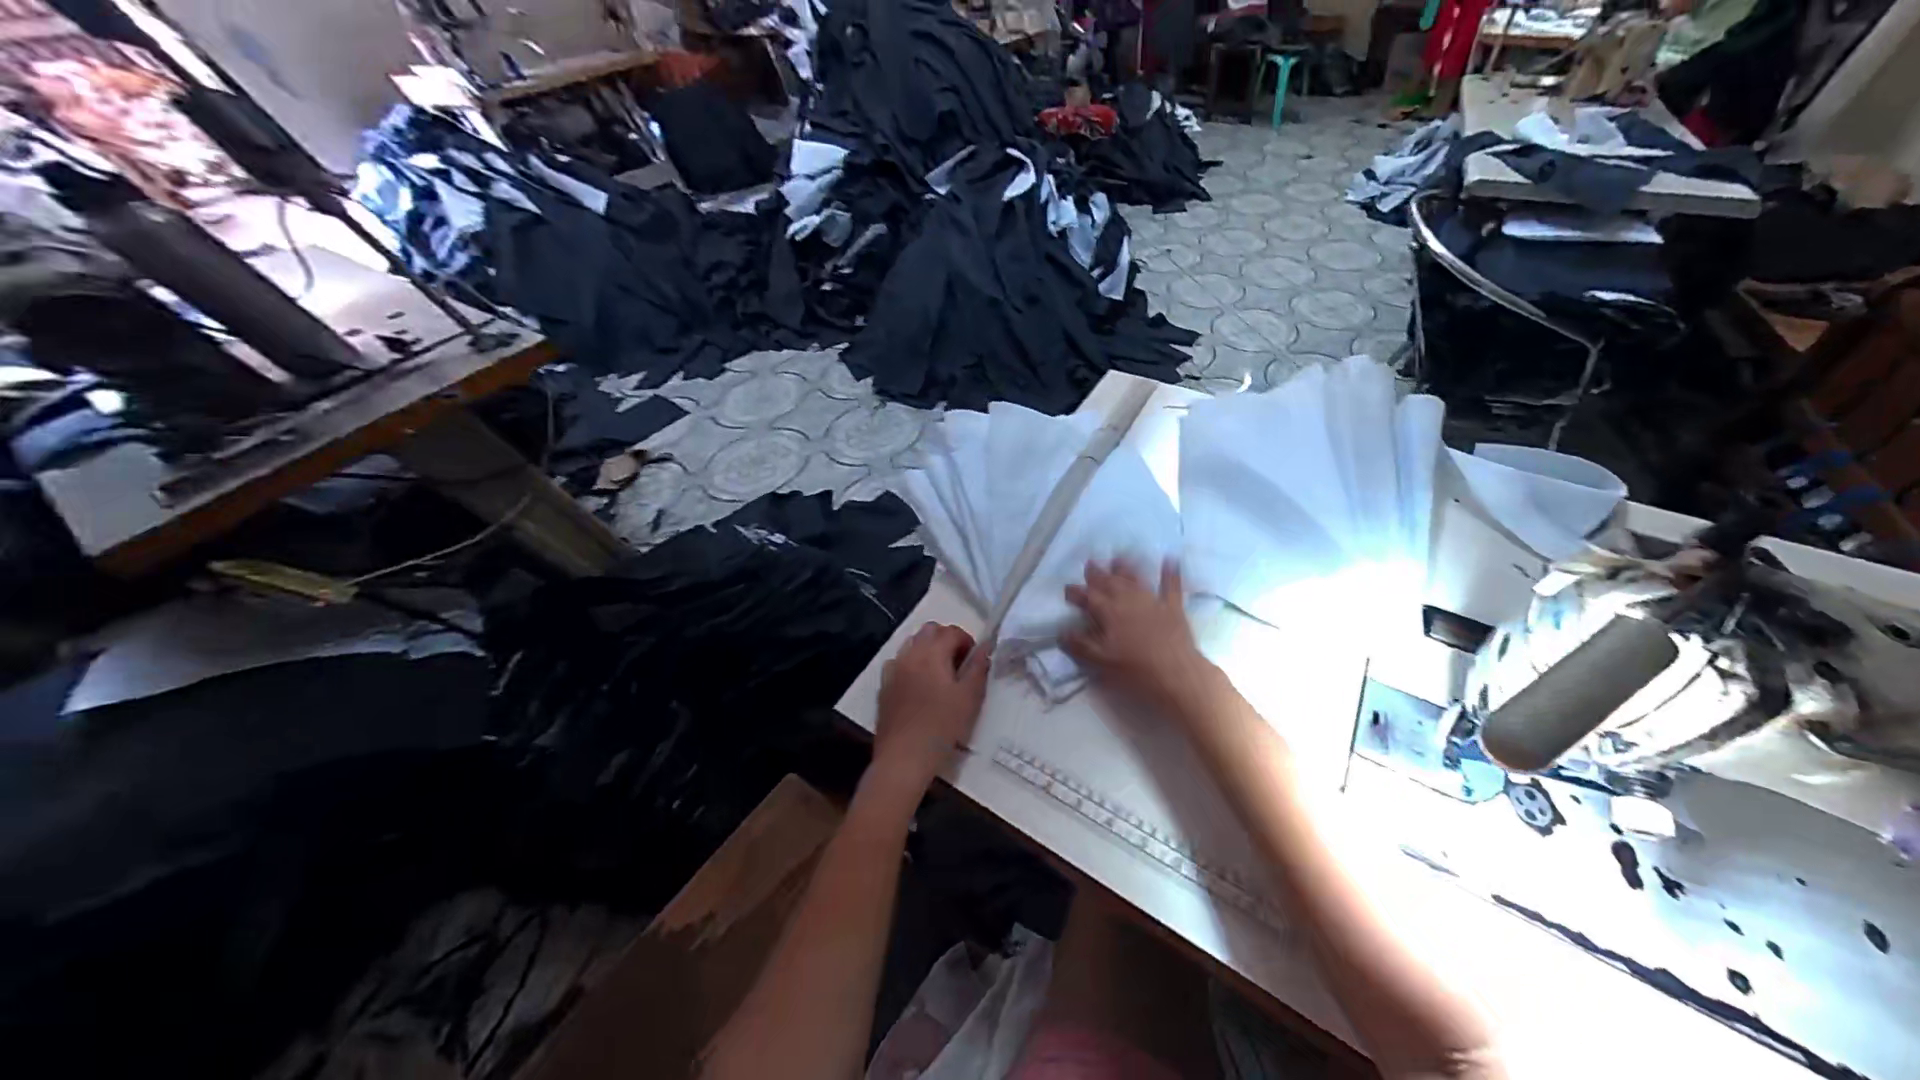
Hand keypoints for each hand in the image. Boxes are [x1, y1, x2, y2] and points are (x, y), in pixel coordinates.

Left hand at [873, 623, 989, 791]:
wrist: (903, 757)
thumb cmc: (942, 727)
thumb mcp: (969, 698)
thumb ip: (978, 668)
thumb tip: (984, 648)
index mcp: (932, 653)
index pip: (952, 631)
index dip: (967, 641)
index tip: (975, 661)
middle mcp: (909, 654)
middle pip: (930, 631)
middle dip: (947, 640)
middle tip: (960, 664)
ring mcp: (893, 669)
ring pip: (912, 644)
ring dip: (928, 650)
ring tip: (941, 675)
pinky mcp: (883, 686)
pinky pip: (898, 663)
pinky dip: (911, 664)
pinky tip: (918, 686)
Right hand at [1063, 558, 1218, 716]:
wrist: (1176, 673)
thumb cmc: (1135, 670)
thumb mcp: (1102, 661)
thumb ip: (1080, 645)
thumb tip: (1062, 632)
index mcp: (1109, 612)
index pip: (1088, 597)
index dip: (1076, 592)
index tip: (1067, 590)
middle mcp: (1128, 600)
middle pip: (1109, 583)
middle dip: (1097, 574)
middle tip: (1090, 564)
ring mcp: (1152, 601)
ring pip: (1135, 579)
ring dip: (1125, 567)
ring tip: (1117, 557)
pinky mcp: (1173, 607)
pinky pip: (1171, 585)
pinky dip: (1170, 572)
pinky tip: (1170, 559)